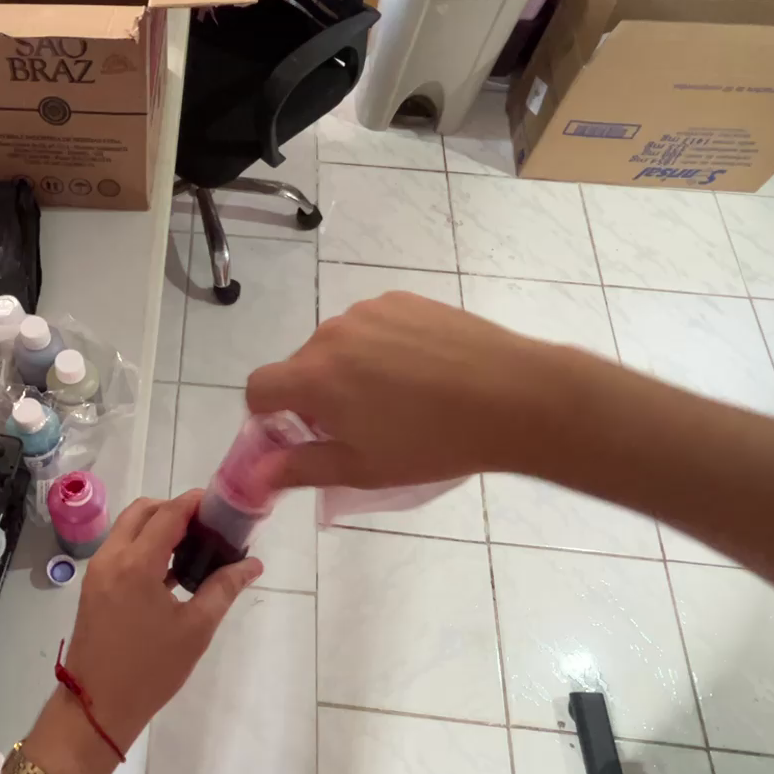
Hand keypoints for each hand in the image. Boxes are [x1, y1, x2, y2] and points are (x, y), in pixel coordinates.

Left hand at [27, 491, 262, 773]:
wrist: (96, 707)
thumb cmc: (150, 670)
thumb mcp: (195, 629)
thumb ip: (224, 588)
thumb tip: (253, 564)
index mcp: (136, 562)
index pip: (169, 513)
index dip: (196, 503)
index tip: (223, 507)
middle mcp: (111, 556)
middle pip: (143, 510)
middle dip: (175, 510)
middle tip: (208, 528)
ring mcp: (98, 570)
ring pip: (128, 527)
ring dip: (158, 526)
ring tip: (193, 548)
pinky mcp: (93, 585)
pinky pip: (120, 548)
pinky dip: (143, 545)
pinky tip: (171, 570)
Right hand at [246, 291, 587, 488]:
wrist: (515, 397)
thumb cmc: (433, 443)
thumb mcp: (362, 469)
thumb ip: (301, 468)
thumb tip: (260, 474)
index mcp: (314, 377)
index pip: (258, 388)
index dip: (267, 415)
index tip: (299, 433)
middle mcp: (331, 335)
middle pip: (299, 367)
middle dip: (314, 394)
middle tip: (358, 423)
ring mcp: (368, 311)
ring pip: (336, 345)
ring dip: (347, 369)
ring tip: (397, 395)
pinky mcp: (402, 299)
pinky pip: (371, 326)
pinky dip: (379, 347)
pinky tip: (419, 369)